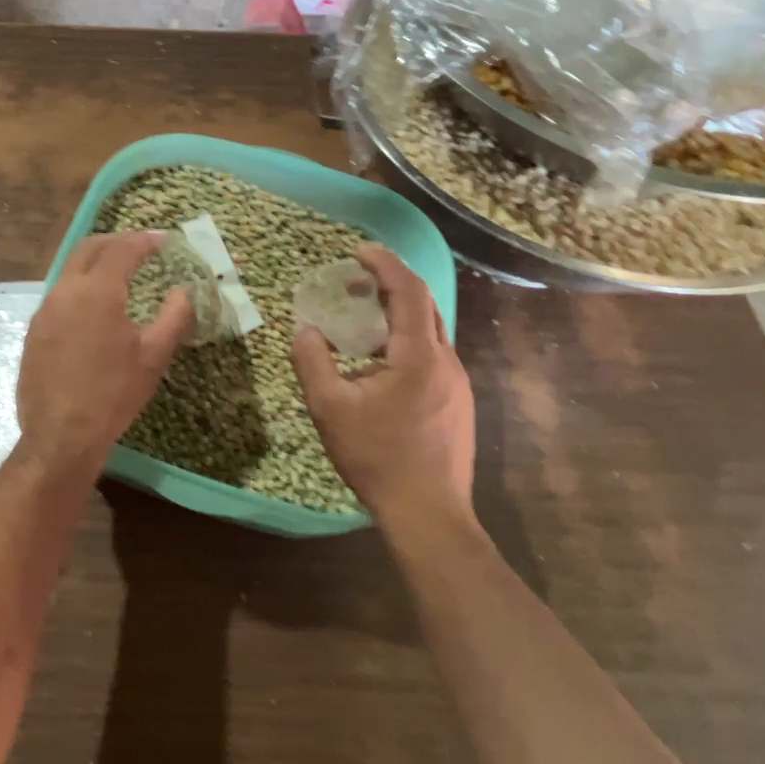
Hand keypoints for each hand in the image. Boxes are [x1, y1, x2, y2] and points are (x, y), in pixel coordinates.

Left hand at [17, 233, 192, 477]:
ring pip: (70, 271)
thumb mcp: (154, 356)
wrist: (60, 435)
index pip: (122, 249)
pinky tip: (95, 309)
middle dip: (116, 242)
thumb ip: (174, 316)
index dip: (145, 241)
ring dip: (95, 264)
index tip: (164, 241)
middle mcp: (64, 292)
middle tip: (140, 248)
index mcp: (96, 291)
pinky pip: (59, 296)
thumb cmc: (113, 394)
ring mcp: (44, 312)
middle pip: (89, 249)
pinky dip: (80, 288)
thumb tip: (186, 291)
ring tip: (120, 275)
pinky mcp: (34, 332)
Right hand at [291, 243, 474, 528]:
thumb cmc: (377, 457)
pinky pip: (433, 356)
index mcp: (419, 355)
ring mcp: (458, 383)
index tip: (359, 251)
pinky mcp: (458, 403)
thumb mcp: (329, 408)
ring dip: (398, 315)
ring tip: (362, 320)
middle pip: (424, 306)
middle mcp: (446, 361)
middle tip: (355, 282)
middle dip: (390, 285)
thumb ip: (313, 362)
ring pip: (430, 332)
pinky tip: (381, 365)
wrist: (428, 512)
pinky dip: (406, 341)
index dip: (384, 264)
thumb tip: (306, 330)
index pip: (408, 291)